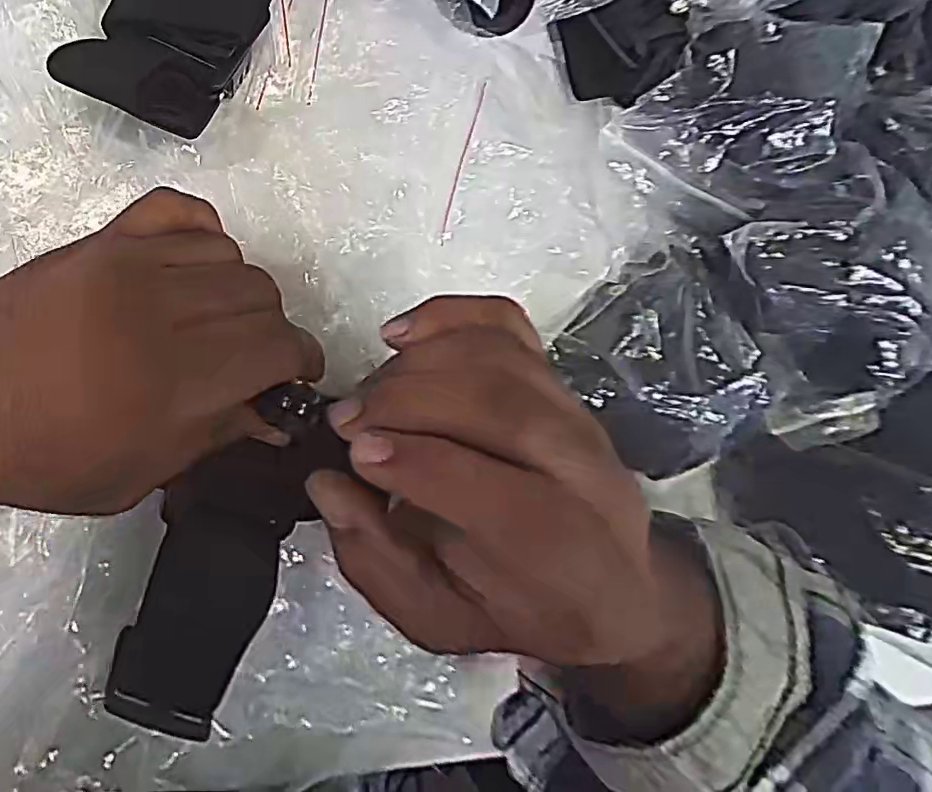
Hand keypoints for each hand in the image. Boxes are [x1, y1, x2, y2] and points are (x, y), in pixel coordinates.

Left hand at [0, 187, 323, 513]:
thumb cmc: (37, 455)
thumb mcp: (133, 477)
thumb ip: (212, 437)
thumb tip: (270, 414)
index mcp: (176, 384)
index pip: (279, 346)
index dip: (301, 361)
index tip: (294, 376)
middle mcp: (163, 313)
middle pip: (262, 295)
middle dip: (270, 332)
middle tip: (247, 359)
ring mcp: (131, 264)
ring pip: (230, 255)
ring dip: (237, 289)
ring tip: (212, 317)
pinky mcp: (103, 239)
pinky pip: (178, 209)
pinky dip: (201, 231)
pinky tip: (190, 262)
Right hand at [305, 297, 722, 742]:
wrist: (603, 582)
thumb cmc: (513, 605)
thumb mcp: (436, 617)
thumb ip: (375, 560)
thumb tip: (328, 484)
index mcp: (565, 554)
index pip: (506, 498)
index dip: (423, 467)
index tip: (356, 452)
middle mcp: (584, 470)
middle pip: (500, 407)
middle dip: (404, 403)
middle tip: (344, 419)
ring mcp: (572, 411)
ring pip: (496, 356)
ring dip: (414, 363)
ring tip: (367, 393)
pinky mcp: (551, 374)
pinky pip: (504, 323)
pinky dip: (446, 315)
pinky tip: (400, 335)